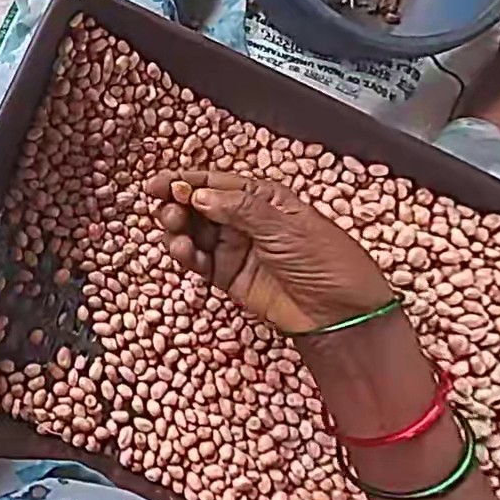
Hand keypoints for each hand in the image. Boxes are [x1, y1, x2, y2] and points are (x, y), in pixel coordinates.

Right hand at [144, 170, 393, 333]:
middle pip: (198, 205)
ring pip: (193, 232)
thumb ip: (240, 209)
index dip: (185, 182)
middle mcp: (244, 220)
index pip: (216, 183)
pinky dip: (184, 254)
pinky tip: (182, 251)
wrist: (341, 317)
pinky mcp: (226, 275)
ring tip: (175, 232)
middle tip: (167, 209)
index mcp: (263, 198)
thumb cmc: (327, 263)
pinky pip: (197, 260)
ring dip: (177, 228)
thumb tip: (198, 195)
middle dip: (177, 204)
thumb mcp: (287, 228)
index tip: (158, 185)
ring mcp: (234, 247)